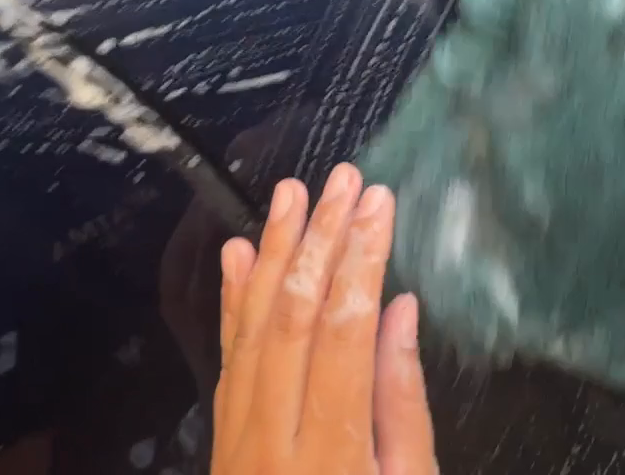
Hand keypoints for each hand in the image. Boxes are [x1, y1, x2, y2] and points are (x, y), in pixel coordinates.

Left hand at [213, 162, 437, 474]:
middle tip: (342, 177)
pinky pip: (226, 358)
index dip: (361, 258)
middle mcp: (271, 443)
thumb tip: (400, 307)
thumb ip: (402, 402)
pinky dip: (232, 299)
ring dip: (273, 251)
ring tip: (290, 191)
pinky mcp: (221, 441)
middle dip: (319, 238)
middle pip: (292, 317)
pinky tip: (236, 252)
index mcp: (330, 460)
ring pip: (252, 327)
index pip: (342, 333)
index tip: (379, 200)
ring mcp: (236, 442)